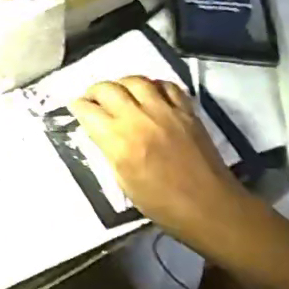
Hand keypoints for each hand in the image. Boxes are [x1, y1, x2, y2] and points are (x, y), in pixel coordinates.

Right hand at [68, 76, 263, 248]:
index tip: (77, 109)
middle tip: (93, 99)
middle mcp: (138, 119)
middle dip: (94, 91)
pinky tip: (151, 94)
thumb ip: (109, 151)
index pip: (87, 110)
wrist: (211, 208)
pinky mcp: (187, 112)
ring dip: (122, 83)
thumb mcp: (123, 182)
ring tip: (120, 92)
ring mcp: (165, 112)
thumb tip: (101, 133)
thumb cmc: (162, 205)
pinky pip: (167, 86)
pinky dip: (154, 85)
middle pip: (107, 88)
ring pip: (135, 80)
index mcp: (119, 141)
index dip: (77, 107)